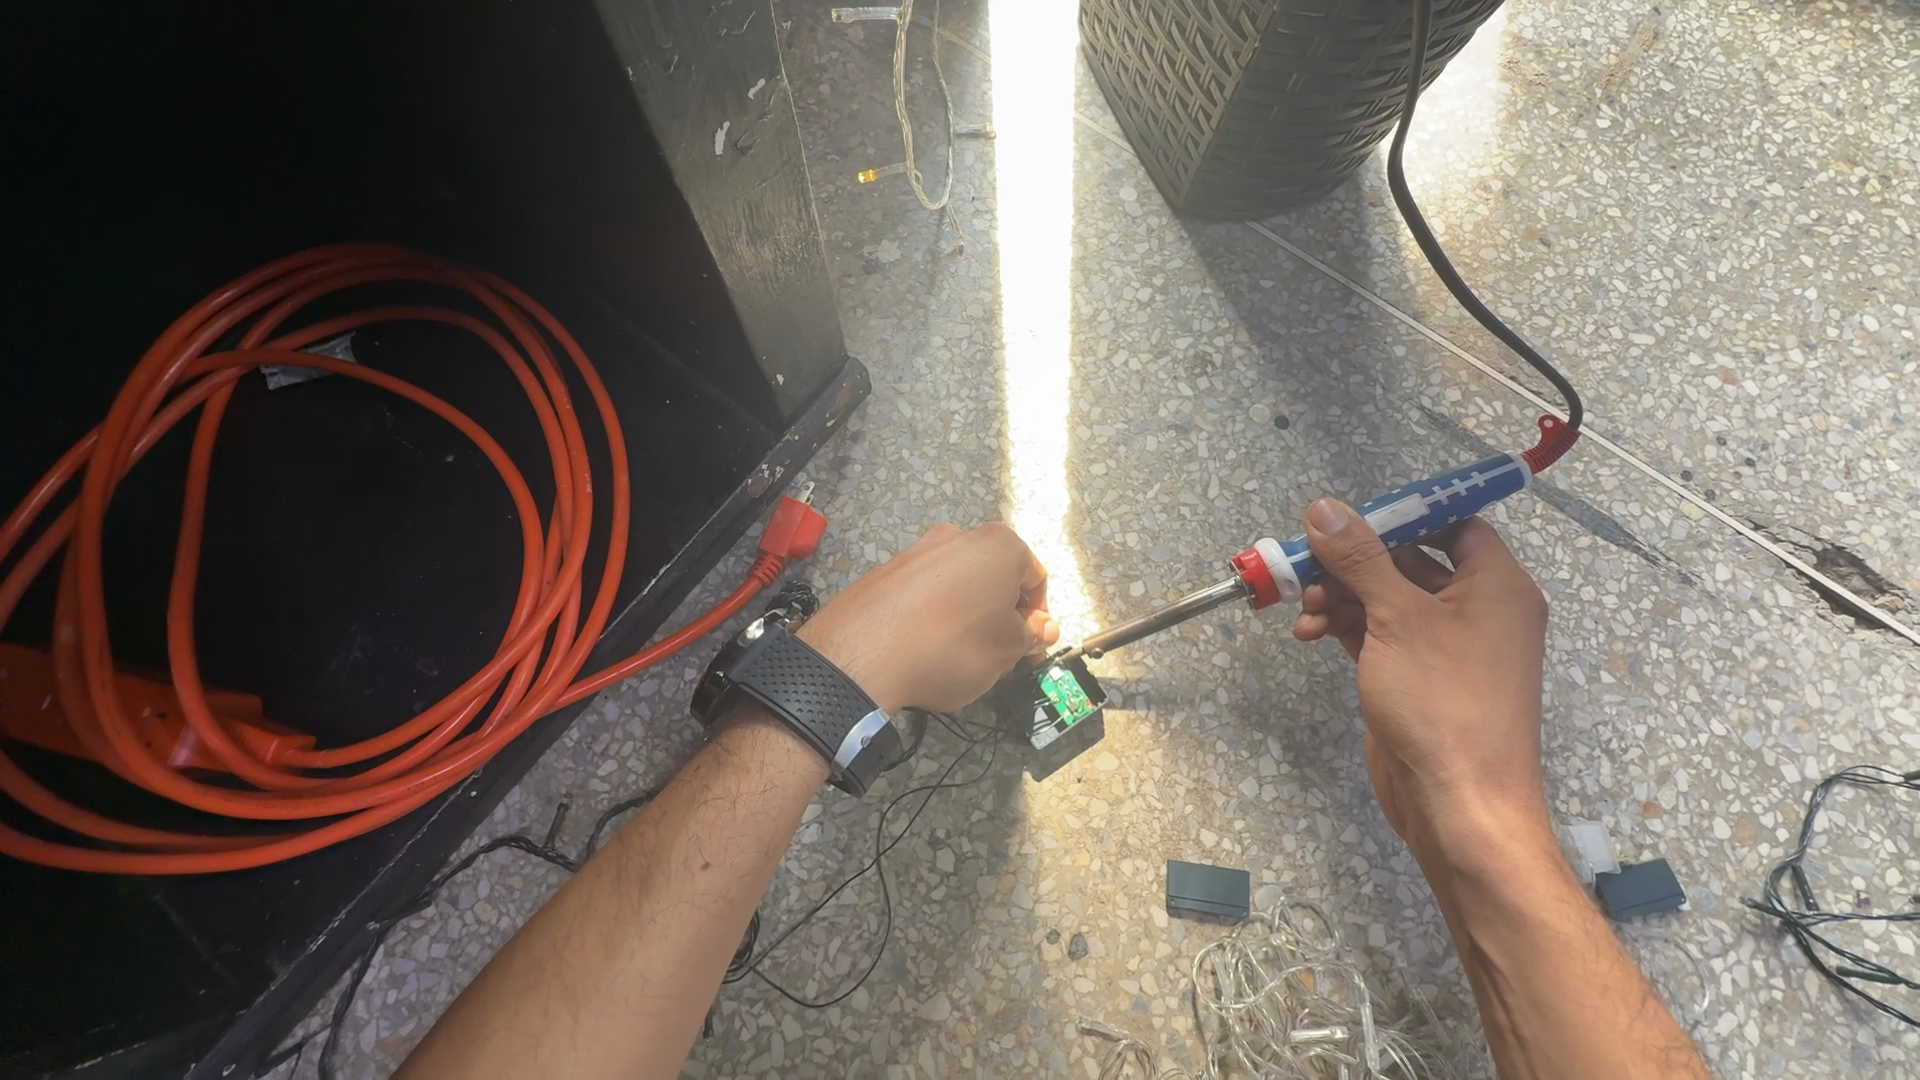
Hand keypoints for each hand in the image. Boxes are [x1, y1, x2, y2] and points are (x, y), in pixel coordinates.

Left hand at [797, 523, 1058, 714]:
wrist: (862, 655)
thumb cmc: (953, 647)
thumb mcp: (1006, 650)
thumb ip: (1030, 634)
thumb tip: (1040, 625)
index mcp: (999, 544)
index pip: (1036, 578)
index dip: (1039, 617)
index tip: (1029, 649)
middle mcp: (958, 535)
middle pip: (995, 577)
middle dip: (1002, 614)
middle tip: (997, 655)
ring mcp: (916, 550)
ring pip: (959, 584)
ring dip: (967, 614)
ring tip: (956, 654)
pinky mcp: (885, 571)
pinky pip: (923, 593)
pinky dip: (932, 614)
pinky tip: (922, 646)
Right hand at [1292, 500, 1551, 861]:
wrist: (1456, 801)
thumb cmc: (1442, 701)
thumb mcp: (1398, 619)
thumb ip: (1361, 559)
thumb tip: (1326, 507)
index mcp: (1495, 586)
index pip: (1452, 525)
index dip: (1402, 516)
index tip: (1347, 519)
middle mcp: (1472, 608)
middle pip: (1405, 561)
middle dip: (1351, 563)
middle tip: (1305, 565)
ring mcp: (1440, 644)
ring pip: (1381, 597)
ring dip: (1338, 597)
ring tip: (1304, 610)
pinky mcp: (1411, 672)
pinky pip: (1372, 631)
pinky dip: (1340, 626)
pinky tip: (1309, 634)